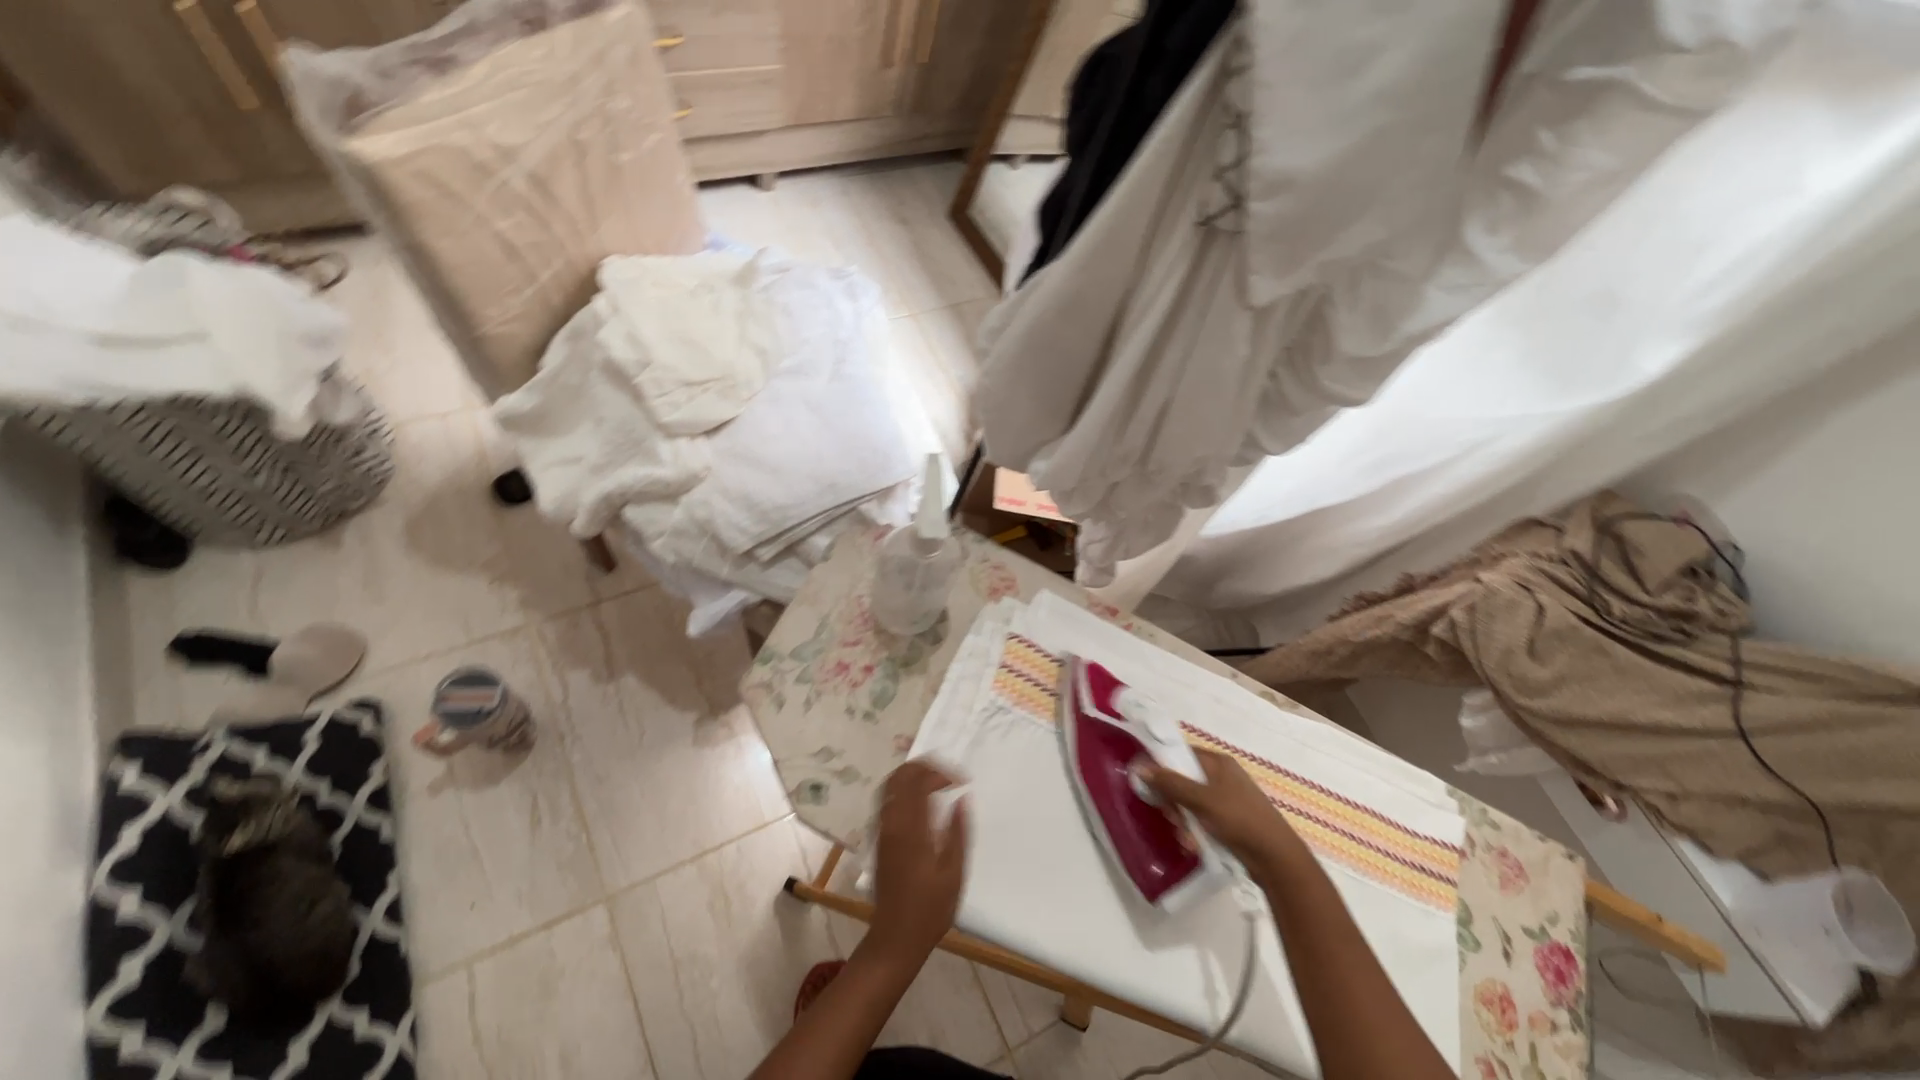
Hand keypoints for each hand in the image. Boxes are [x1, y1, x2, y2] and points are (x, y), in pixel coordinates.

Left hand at [869, 761, 968, 960]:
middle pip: (899, 776)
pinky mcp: (879, 839)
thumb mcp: (954, 872)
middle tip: (949, 776)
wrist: (896, 936)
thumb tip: (962, 799)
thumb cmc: (931, 908)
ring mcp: (881, 830)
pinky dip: (903, 790)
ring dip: (912, 777)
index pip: (919, 780)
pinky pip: (886, 800)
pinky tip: (921, 803)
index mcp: (911, 828)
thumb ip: (958, 831)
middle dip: (924, 767)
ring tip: (937, 783)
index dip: (941, 772)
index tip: (963, 782)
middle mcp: (891, 823)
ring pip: (889, 786)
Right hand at [1144, 750, 1304, 878]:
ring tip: (1187, 837)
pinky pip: (1200, 819)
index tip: (1147, 784)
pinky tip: (1194, 845)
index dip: (1161, 765)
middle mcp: (1220, 777)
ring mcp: (1224, 799)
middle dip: (1173, 802)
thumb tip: (1140, 767)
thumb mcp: (1202, 800)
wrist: (1275, 857)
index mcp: (1218, 763)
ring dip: (1183, 821)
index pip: (1181, 753)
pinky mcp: (1226, 820)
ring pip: (1188, 803)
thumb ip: (1171, 783)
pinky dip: (1194, 831)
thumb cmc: (1240, 820)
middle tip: (1172, 817)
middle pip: (1182, 780)